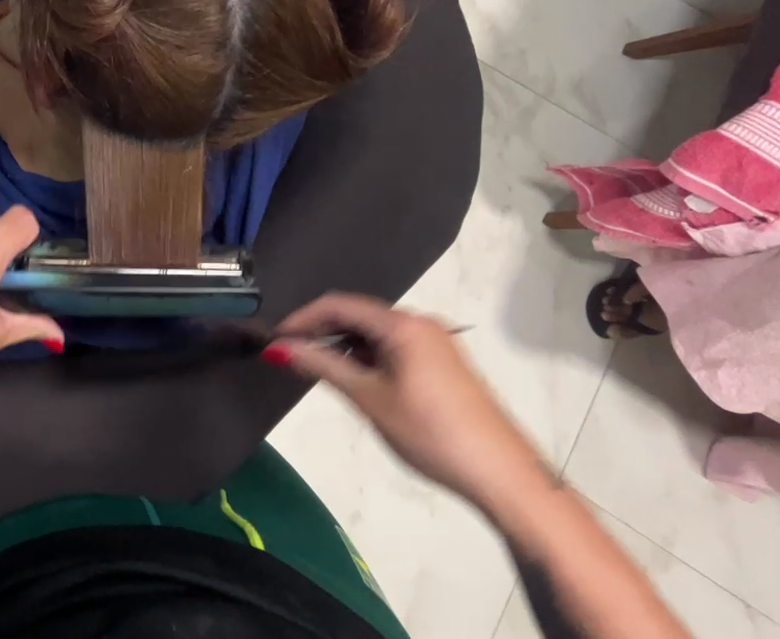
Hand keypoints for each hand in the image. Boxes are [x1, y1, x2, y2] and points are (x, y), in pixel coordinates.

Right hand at [264, 293, 551, 512]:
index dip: (302, 318)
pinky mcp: (443, 363)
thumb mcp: (369, 398)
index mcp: (402, 324)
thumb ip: (322, 366)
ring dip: (343, 345)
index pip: (339, 304)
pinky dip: (367, 356)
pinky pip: (393, 346)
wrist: (504, 475)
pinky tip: (356, 379)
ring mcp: (435, 342)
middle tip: (291, 355)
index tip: (275, 340)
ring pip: (375, 332)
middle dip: (321, 330)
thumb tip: (279, 348)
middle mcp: (420, 323)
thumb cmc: (431, 432)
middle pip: (357, 314)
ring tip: (317, 370)